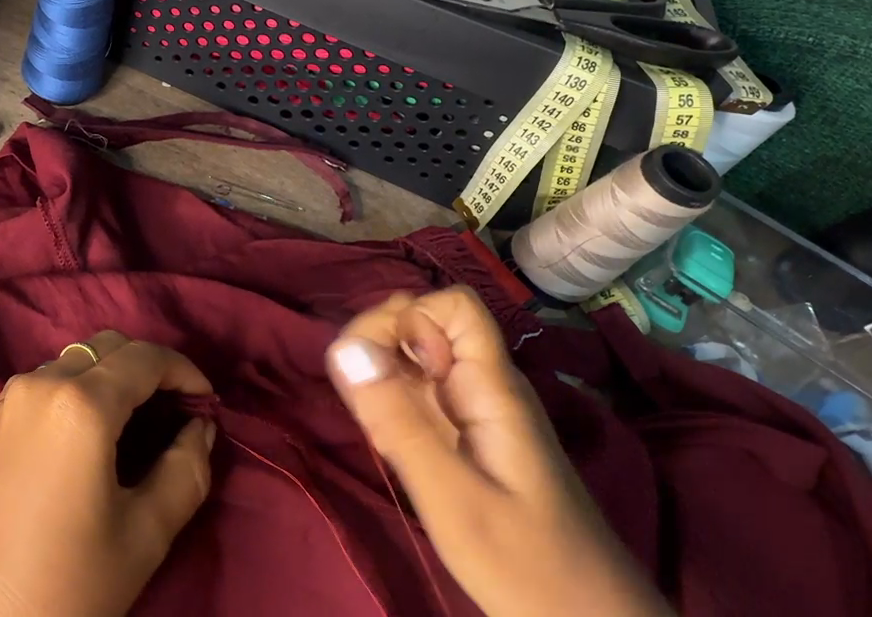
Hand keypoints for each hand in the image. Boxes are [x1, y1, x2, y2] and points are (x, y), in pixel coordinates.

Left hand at [0, 332, 215, 616]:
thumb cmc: (67, 583)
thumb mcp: (143, 535)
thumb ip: (185, 471)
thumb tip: (200, 429)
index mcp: (80, 403)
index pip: (145, 358)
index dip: (185, 373)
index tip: (208, 405)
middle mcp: (41, 383)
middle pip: (108, 347)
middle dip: (150, 369)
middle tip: (179, 414)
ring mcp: (9, 399)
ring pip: (75, 360)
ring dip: (113, 377)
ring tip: (141, 427)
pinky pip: (47, 383)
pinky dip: (80, 390)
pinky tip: (96, 437)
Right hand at [327, 287, 670, 616]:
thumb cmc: (527, 566)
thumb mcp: (453, 498)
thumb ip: (397, 420)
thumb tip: (344, 347)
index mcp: (492, 386)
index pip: (452, 305)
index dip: (412, 319)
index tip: (395, 369)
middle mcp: (484, 385)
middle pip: (426, 322)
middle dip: (384, 344)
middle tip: (372, 402)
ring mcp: (475, 411)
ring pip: (417, 357)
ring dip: (383, 377)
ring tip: (379, 428)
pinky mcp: (466, 439)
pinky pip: (419, 393)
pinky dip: (393, 404)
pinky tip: (390, 443)